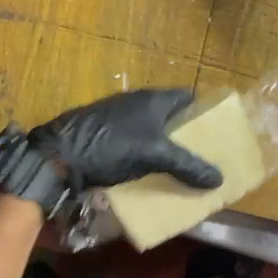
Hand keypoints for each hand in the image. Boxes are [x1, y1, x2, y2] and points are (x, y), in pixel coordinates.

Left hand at [29, 89, 223, 190]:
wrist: (58, 157)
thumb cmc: (111, 145)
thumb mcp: (154, 155)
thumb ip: (187, 165)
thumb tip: (218, 179)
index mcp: (153, 100)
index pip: (188, 98)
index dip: (204, 112)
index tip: (219, 132)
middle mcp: (137, 105)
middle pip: (171, 118)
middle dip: (188, 137)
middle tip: (205, 157)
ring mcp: (119, 121)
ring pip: (153, 134)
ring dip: (167, 150)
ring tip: (184, 172)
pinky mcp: (105, 139)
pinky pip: (136, 147)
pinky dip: (147, 159)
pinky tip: (153, 177)